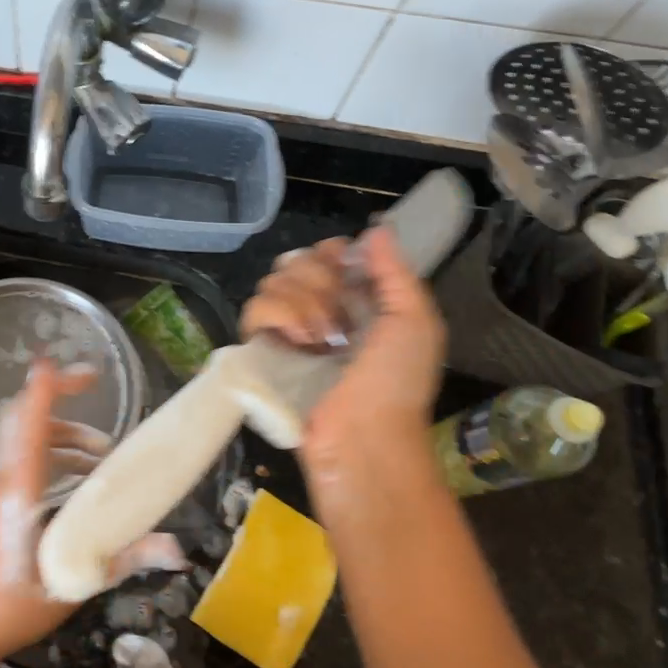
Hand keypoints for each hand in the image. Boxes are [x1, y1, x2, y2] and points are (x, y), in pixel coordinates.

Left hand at [0, 360, 184, 667]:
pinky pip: (28, 456)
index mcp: (20, 492)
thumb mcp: (74, 584)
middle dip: (58, 396)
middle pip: (23, 418)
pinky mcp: (4, 499)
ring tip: (102, 450)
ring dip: (63, 430)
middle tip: (91, 384)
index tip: (64, 365)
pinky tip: (85, 478)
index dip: (44, 392)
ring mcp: (3, 487)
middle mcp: (8, 479)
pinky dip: (57, 451)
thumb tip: (176, 549)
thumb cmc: (13, 606)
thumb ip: (124, 560)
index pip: (28, 428)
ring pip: (27, 436)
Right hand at [241, 227, 446, 507]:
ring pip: (273, 281)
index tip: (345, 269)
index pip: (330, 253)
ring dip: (300, 305)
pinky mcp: (263, 350)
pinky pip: (253, 309)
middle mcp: (322, 310)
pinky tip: (295, 342)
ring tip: (319, 340)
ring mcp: (290, 330)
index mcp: (360, 300)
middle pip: (298, 260)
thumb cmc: (396, 383)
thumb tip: (374, 227)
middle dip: (317, 282)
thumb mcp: (414, 322)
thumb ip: (395, 270)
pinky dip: (274, 317)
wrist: (363, 440)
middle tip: (337, 319)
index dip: (333, 254)